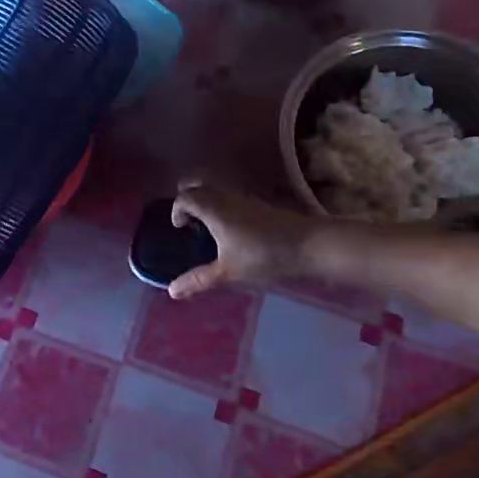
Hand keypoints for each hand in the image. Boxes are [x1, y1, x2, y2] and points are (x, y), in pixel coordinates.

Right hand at [168, 183, 319, 299]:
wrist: (307, 244)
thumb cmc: (263, 255)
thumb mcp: (228, 272)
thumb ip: (199, 280)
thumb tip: (171, 290)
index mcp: (214, 209)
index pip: (186, 197)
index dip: (177, 209)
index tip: (180, 229)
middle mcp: (226, 198)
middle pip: (199, 186)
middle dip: (188, 199)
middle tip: (188, 222)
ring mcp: (244, 198)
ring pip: (216, 190)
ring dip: (206, 203)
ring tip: (207, 228)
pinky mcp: (259, 204)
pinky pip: (230, 197)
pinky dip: (222, 207)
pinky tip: (230, 230)